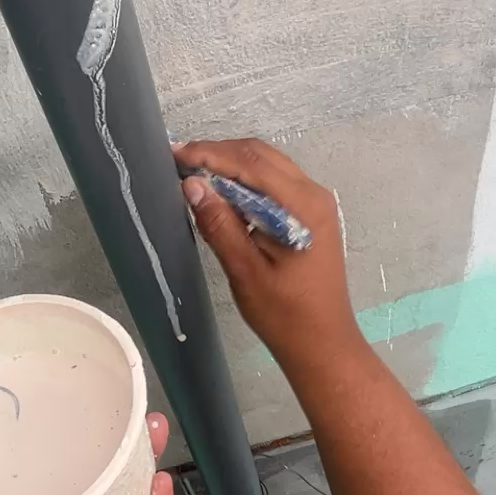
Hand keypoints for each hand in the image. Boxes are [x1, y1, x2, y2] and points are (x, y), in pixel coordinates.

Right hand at [174, 138, 359, 365]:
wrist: (321, 341)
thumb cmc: (284, 314)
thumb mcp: (244, 271)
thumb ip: (219, 224)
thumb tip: (192, 185)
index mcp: (302, 206)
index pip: (250, 164)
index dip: (209, 154)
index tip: (174, 155)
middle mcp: (313, 194)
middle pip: (260, 156)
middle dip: (218, 153)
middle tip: (178, 162)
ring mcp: (314, 202)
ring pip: (267, 164)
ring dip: (230, 163)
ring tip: (193, 173)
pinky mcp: (309, 212)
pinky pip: (273, 181)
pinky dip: (244, 179)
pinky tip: (221, 191)